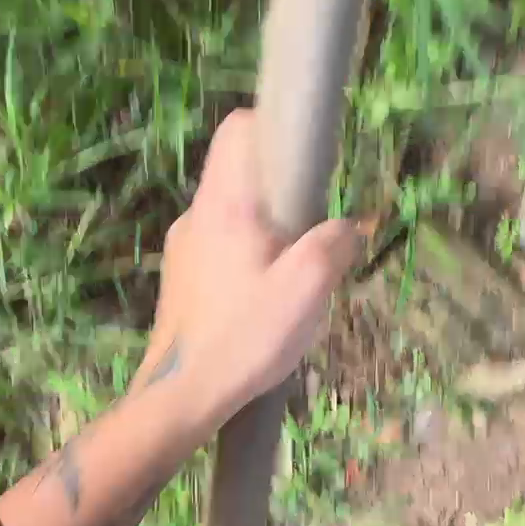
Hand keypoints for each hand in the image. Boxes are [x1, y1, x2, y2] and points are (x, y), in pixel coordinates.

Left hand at [136, 109, 364, 420]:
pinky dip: (242, 263)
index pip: (238, 128)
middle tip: (307, 235)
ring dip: (263, 236)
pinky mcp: (177, 285)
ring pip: (229, 219)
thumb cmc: (244, 338)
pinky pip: (216, 253)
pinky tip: (258, 304)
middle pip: (238, 176)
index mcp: (223, 204)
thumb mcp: (308, 288)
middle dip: (280, 195)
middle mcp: (193, 219)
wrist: (180, 397)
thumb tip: (347, 227)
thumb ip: (335, 243)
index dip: (275, 128)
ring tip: (286, 279)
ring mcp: (179, 253)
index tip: (305, 165)